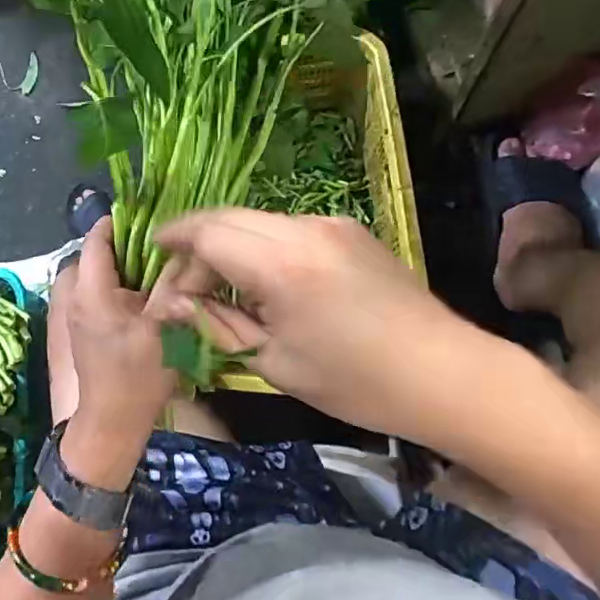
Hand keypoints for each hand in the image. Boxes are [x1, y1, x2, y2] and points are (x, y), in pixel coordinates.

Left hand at [54, 217, 201, 477]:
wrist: (111, 427)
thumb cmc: (136, 377)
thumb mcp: (163, 329)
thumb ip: (172, 287)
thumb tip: (186, 252)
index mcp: (90, 291)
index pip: (95, 240)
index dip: (118, 222)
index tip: (149, 216)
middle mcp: (76, 297)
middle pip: (95, 255)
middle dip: (125, 246)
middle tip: (158, 245)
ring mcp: (76, 314)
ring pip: (97, 274)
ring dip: (121, 267)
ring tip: (155, 268)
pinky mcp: (83, 328)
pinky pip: (97, 292)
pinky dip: (117, 286)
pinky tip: (145, 296)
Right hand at [155, 209, 506, 438]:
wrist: (447, 373)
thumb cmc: (356, 382)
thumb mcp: (274, 363)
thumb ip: (216, 324)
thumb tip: (170, 303)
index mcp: (280, 263)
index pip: (206, 234)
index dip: (173, 244)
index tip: (152, 258)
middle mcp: (302, 227)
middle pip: (226, 217)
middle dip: (194, 242)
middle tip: (179, 280)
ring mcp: (328, 222)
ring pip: (255, 219)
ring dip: (227, 242)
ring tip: (218, 284)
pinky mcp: (347, 228)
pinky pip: (285, 227)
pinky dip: (259, 244)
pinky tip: (260, 279)